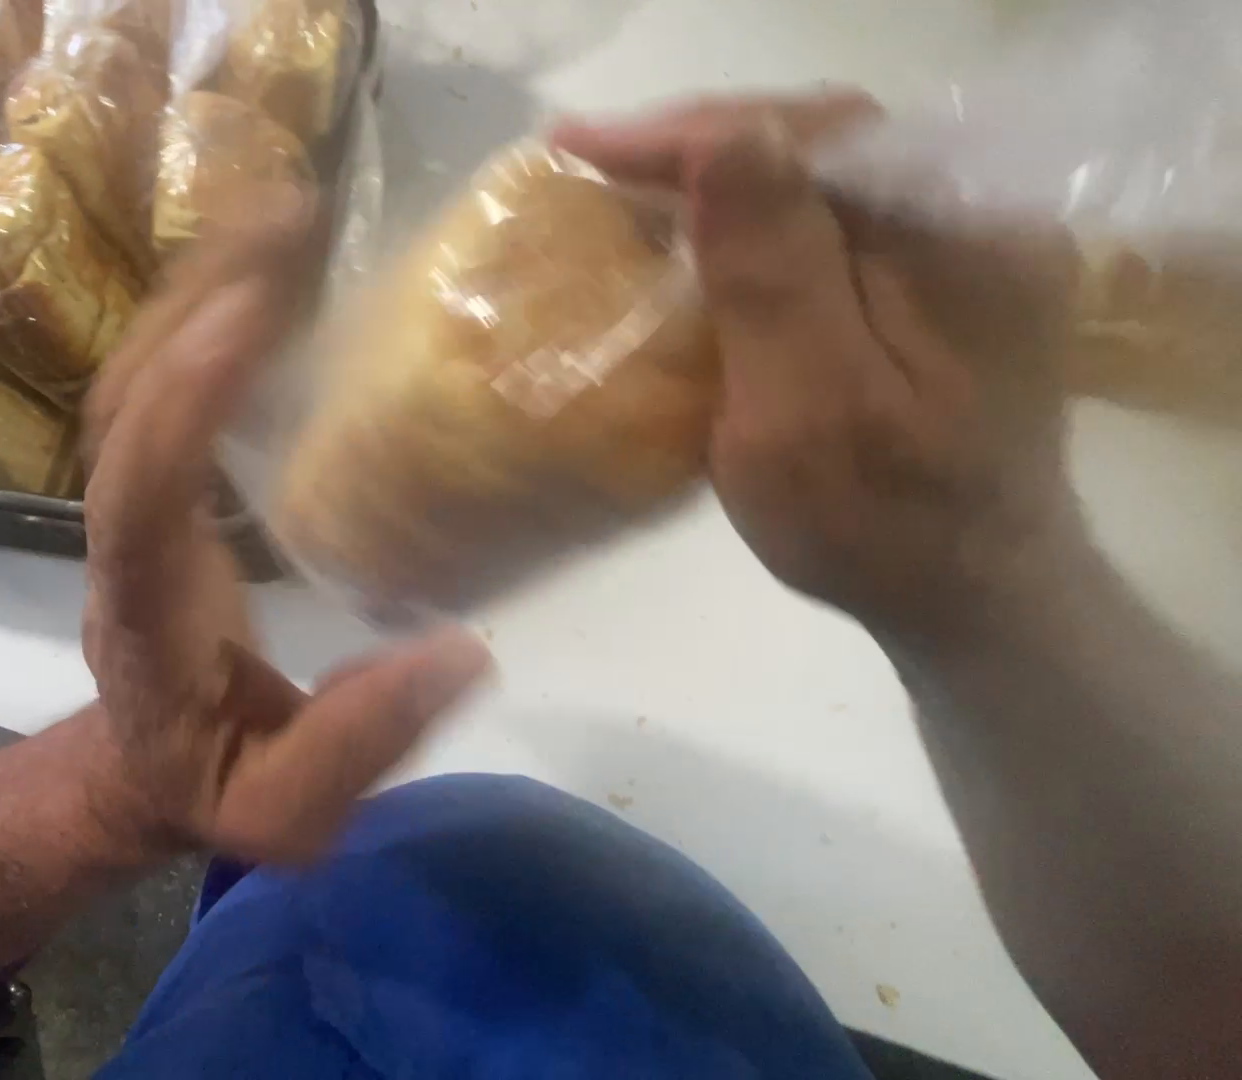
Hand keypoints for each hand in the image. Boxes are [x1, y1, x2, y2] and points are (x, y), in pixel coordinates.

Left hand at [78, 188, 492, 862]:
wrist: (143, 772)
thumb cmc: (209, 787)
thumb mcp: (287, 810)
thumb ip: (362, 740)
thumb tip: (464, 651)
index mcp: (143, 612)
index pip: (137, 493)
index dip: (182, 402)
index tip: (248, 312)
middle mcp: (120, 542)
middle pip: (125, 405)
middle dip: (192, 302)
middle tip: (286, 218)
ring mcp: (129, 510)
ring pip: (134, 382)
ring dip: (196, 292)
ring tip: (281, 221)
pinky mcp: (156, 492)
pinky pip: (162, 393)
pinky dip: (202, 324)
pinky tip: (263, 282)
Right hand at [558, 93, 1086, 634]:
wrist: (954, 585)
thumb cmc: (867, 518)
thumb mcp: (807, 406)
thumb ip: (775, 275)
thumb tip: (729, 142)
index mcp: (950, 239)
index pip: (807, 137)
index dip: (685, 134)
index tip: (579, 149)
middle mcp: (962, 220)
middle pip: (812, 140)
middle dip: (691, 143)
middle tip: (589, 161)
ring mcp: (943, 251)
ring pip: (809, 177)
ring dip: (710, 174)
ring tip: (621, 185)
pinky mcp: (914, 288)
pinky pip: (815, 220)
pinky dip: (738, 216)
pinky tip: (687, 235)